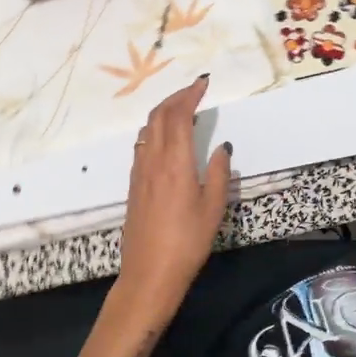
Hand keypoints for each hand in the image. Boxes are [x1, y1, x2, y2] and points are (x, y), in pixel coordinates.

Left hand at [114, 76, 232, 314]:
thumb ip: (218, 173)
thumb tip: (222, 148)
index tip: (203, 84)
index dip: (189, 95)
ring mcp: (139, 171)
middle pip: (158, 116)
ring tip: (182, 110)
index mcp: (175, 162)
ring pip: (146, 129)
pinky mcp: (134, 184)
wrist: (149, 272)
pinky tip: (166, 139)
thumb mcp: (213, 208)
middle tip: (194, 91)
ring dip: (163, 112)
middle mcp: (152, 160)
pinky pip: (142, 144)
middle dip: (175, 98)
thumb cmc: (187, 242)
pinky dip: (154, 130)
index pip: (178, 115)